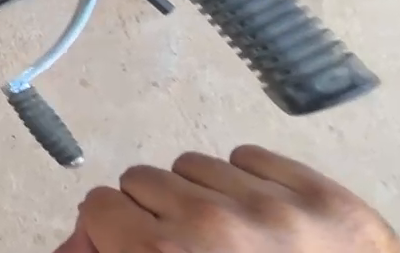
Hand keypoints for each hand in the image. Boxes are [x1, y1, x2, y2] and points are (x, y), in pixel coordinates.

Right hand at [62, 145, 399, 252]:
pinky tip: (275, 227)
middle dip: (161, 213)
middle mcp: (213, 226)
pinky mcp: (330, 201)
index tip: (140, 250)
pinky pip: (249, 156)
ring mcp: (277, 210)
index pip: (99, 205)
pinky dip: (253, 184)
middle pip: (142, 179)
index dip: (117, 233)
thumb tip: (69, 242)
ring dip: (206, 197)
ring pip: (193, 165)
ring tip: (241, 242)